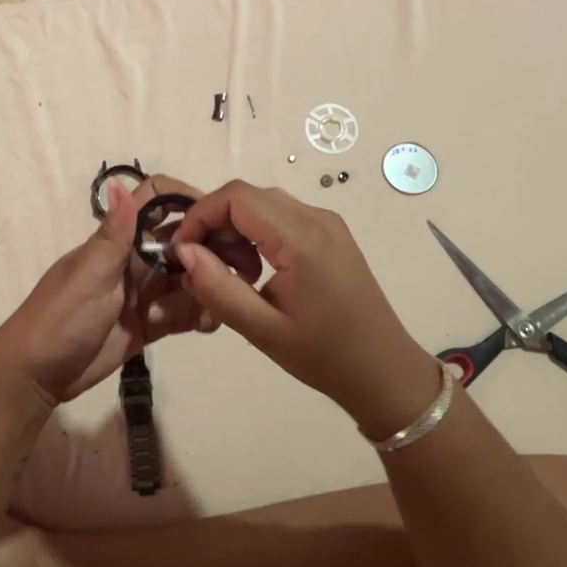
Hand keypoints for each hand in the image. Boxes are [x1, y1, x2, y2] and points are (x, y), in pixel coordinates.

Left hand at [0, 180, 215, 405]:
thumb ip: (113, 235)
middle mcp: (135, 261)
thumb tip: (118, 183)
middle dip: (208, 250)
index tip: (216, 216)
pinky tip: (206, 325)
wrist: (38, 375)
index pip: (155, 204)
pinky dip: (198, 315)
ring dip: (205, 287)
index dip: (185, 200)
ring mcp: (144, 293)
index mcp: (118, 242)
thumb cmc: (60, 318)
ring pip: (188, 278)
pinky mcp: (150, 324)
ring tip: (214, 305)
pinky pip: (183, 312)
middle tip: (232, 270)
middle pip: (182, 242)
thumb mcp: (89, 276)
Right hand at [172, 180, 444, 439]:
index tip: (181, 252)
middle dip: (215, 224)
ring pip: (264, 204)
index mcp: (301, 238)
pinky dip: (257, 235)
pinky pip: (282, 217)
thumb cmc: (324, 356)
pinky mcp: (331, 234)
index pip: (236, 197)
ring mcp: (327, 223)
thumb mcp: (262, 330)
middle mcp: (316, 217)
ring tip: (232, 275)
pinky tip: (256, 272)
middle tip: (203, 267)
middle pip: (248, 196)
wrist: (384, 371)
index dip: (200, 216)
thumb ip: (218, 288)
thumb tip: (184, 252)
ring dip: (236, 230)